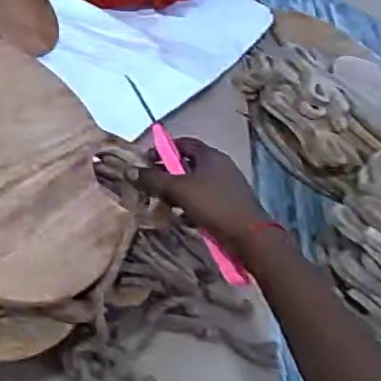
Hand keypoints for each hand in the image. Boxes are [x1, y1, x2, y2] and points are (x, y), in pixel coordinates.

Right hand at [135, 138, 272, 252]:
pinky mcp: (230, 205)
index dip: (163, 149)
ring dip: (178, 192)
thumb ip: (153, 179)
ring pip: (195, 183)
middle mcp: (220, 167)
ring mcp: (227, 186)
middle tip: (152, 183)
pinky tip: (182, 218)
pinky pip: (205, 199)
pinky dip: (191, 205)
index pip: (182, 143)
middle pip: (188, 164)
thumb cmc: (213, 205)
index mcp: (210, 156)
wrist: (251, 237)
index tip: (147, 161)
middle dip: (168, 173)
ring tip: (164, 203)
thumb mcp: (178, 189)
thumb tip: (129, 171)